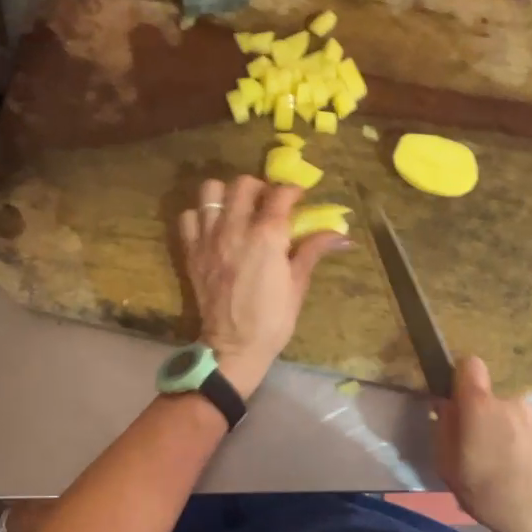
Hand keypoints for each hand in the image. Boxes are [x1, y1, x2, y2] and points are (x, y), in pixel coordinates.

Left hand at [178, 177, 349, 397]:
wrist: (233, 347)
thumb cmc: (272, 320)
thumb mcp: (297, 285)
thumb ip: (313, 251)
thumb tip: (342, 235)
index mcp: (267, 236)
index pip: (280, 194)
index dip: (292, 191)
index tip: (298, 197)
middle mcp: (235, 229)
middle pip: (243, 184)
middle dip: (258, 187)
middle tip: (266, 203)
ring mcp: (209, 238)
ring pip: (211, 192)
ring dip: (226, 195)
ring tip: (236, 209)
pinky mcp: (192, 252)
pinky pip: (189, 217)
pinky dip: (200, 215)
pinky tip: (213, 227)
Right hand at [435, 356, 531, 531]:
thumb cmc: (488, 493)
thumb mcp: (447, 467)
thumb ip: (444, 429)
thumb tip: (446, 405)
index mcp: (480, 405)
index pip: (470, 365)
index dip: (460, 378)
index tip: (456, 401)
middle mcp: (511, 400)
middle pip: (490, 398)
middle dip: (482, 416)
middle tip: (478, 450)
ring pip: (511, 414)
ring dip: (505, 430)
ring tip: (505, 466)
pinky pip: (530, 428)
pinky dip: (525, 442)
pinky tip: (526, 471)